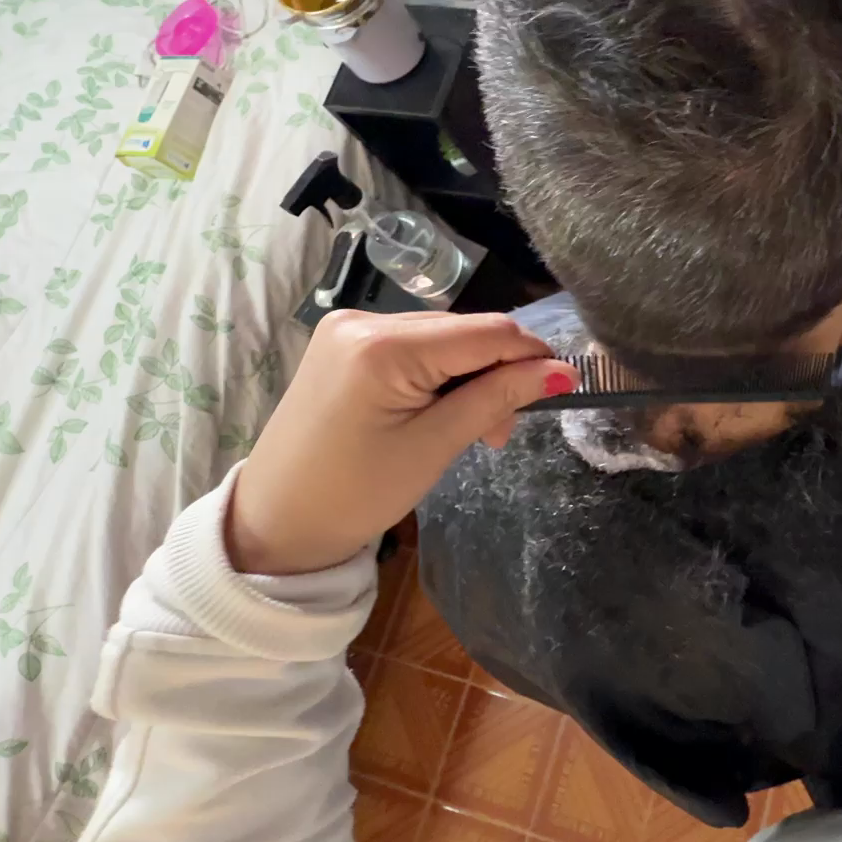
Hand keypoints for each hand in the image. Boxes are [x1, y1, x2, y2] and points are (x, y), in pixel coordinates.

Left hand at [225, 310, 577, 574]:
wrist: (278, 521)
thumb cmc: (357, 493)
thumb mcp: (436, 445)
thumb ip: (499, 398)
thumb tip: (563, 372)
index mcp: (383, 345)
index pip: (487, 332)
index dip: (533, 356)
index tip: (561, 391)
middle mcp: (365, 320)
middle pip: (466, 331)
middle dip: (499, 373)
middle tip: (501, 432)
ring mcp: (351, 329)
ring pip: (446, 338)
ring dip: (473, 377)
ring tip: (474, 428)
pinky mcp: (346, 344)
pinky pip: (418, 346)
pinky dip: (443, 375)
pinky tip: (442, 409)